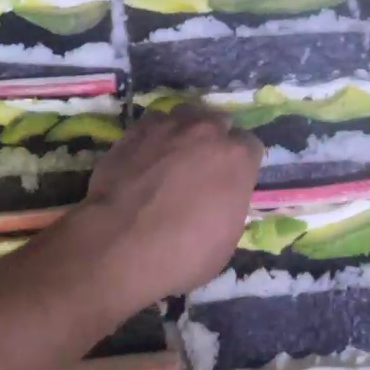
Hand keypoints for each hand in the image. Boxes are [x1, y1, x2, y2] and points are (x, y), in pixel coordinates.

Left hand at [54, 104, 262, 315]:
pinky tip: (147, 156)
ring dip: (186, 133)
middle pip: (218, 123)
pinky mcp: (137, 128)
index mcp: (236, 158)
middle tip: (202, 169)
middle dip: (214, 141)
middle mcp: (206, 131)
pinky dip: (156, 136)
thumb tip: (220, 197)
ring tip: (174, 157)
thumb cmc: (182, 253)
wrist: (120, 242)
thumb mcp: (225, 240)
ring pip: (186, 116)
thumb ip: (229, 204)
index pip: (249, 146)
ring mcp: (169, 125)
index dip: (241, 164)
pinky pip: (155, 123)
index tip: (231, 180)